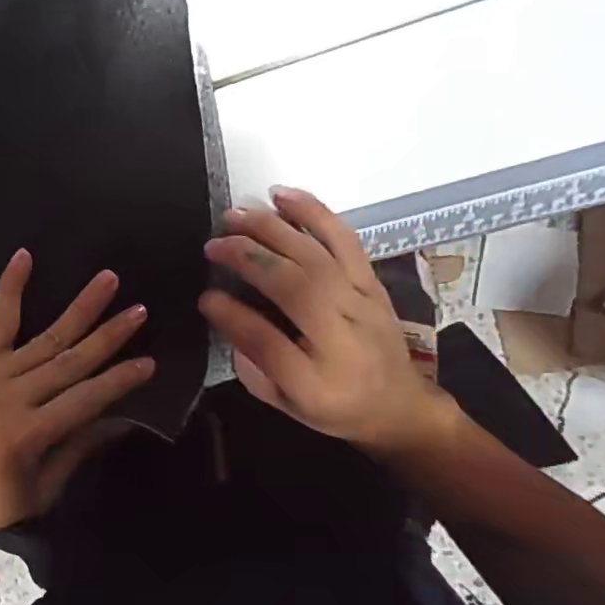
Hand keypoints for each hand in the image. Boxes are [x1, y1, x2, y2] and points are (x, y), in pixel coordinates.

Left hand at [0, 250, 153, 579]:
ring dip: (81, 307)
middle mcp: (10, 397)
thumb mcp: (40, 491)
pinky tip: (24, 257)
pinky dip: (10, 288)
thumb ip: (78, 450)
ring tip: (108, 279)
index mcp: (27, 434)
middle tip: (140, 310)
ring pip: (46, 336)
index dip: (120, 381)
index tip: (150, 362)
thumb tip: (121, 419)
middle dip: (110, 335)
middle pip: (71, 360)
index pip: (86, 399)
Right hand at [199, 186, 458, 455]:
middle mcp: (343, 336)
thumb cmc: (336, 408)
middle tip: (213, 244)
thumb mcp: (289, 405)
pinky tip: (283, 196)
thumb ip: (255, 369)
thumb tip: (226, 318)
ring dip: (273, 228)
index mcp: (317, 382)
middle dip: (248, 258)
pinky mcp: (371, 281)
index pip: (268, 343)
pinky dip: (314, 212)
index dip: (233, 317)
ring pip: (316, 255)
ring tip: (237, 214)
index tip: (205, 297)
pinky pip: (344, 239)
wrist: (399, 402)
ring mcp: (361, 302)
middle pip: (294, 287)